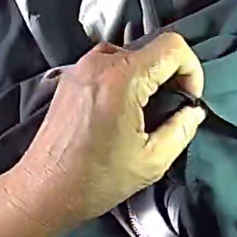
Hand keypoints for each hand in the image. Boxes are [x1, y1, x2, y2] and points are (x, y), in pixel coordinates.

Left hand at [0, 33, 206, 233]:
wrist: (43, 190)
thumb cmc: (95, 180)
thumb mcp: (152, 161)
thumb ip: (181, 129)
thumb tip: (193, 112)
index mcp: (122, 79)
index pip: (172, 46)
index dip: (191, 69)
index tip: (189, 98)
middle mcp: (99, 64)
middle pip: (152, 50)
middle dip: (170, 77)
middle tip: (171, 111)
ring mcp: (81, 68)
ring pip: (131, 56)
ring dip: (148, 79)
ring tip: (147, 114)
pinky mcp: (70, 79)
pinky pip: (109, 67)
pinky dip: (125, 81)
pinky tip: (123, 114)